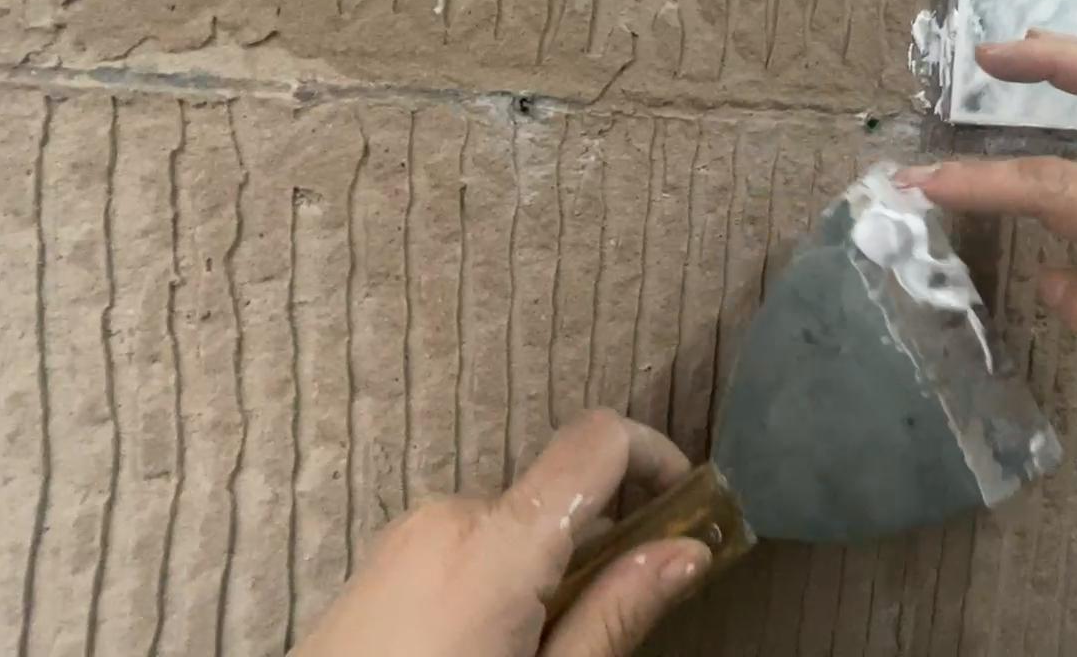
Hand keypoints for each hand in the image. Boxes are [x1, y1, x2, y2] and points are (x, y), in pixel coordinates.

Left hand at [292, 409, 711, 656]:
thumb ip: (616, 613)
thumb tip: (692, 549)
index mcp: (497, 541)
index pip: (597, 439)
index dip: (654, 453)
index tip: (686, 504)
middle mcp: (453, 512)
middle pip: (560, 491)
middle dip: (600, 539)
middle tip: (610, 619)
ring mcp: (410, 532)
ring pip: (517, 521)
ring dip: (551, 562)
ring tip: (537, 647)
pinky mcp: (384, 558)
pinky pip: (472, 539)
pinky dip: (505, 570)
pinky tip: (484, 644)